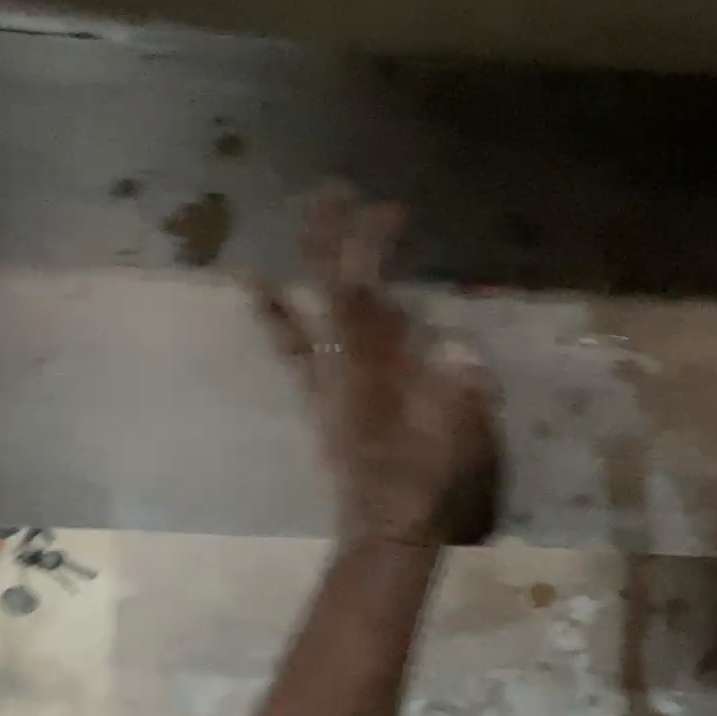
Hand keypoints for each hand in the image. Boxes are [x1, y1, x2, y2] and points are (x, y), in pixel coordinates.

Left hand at [247, 181, 500, 546]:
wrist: (387, 527)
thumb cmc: (430, 482)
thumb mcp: (462, 435)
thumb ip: (461, 389)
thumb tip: (460, 349)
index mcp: (376, 363)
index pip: (366, 286)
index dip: (372, 242)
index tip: (392, 209)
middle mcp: (342, 358)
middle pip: (329, 281)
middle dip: (333, 231)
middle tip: (341, 188)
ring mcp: (325, 374)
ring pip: (308, 303)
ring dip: (311, 256)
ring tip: (314, 214)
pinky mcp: (320, 393)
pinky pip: (291, 344)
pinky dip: (271, 310)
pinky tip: (254, 281)